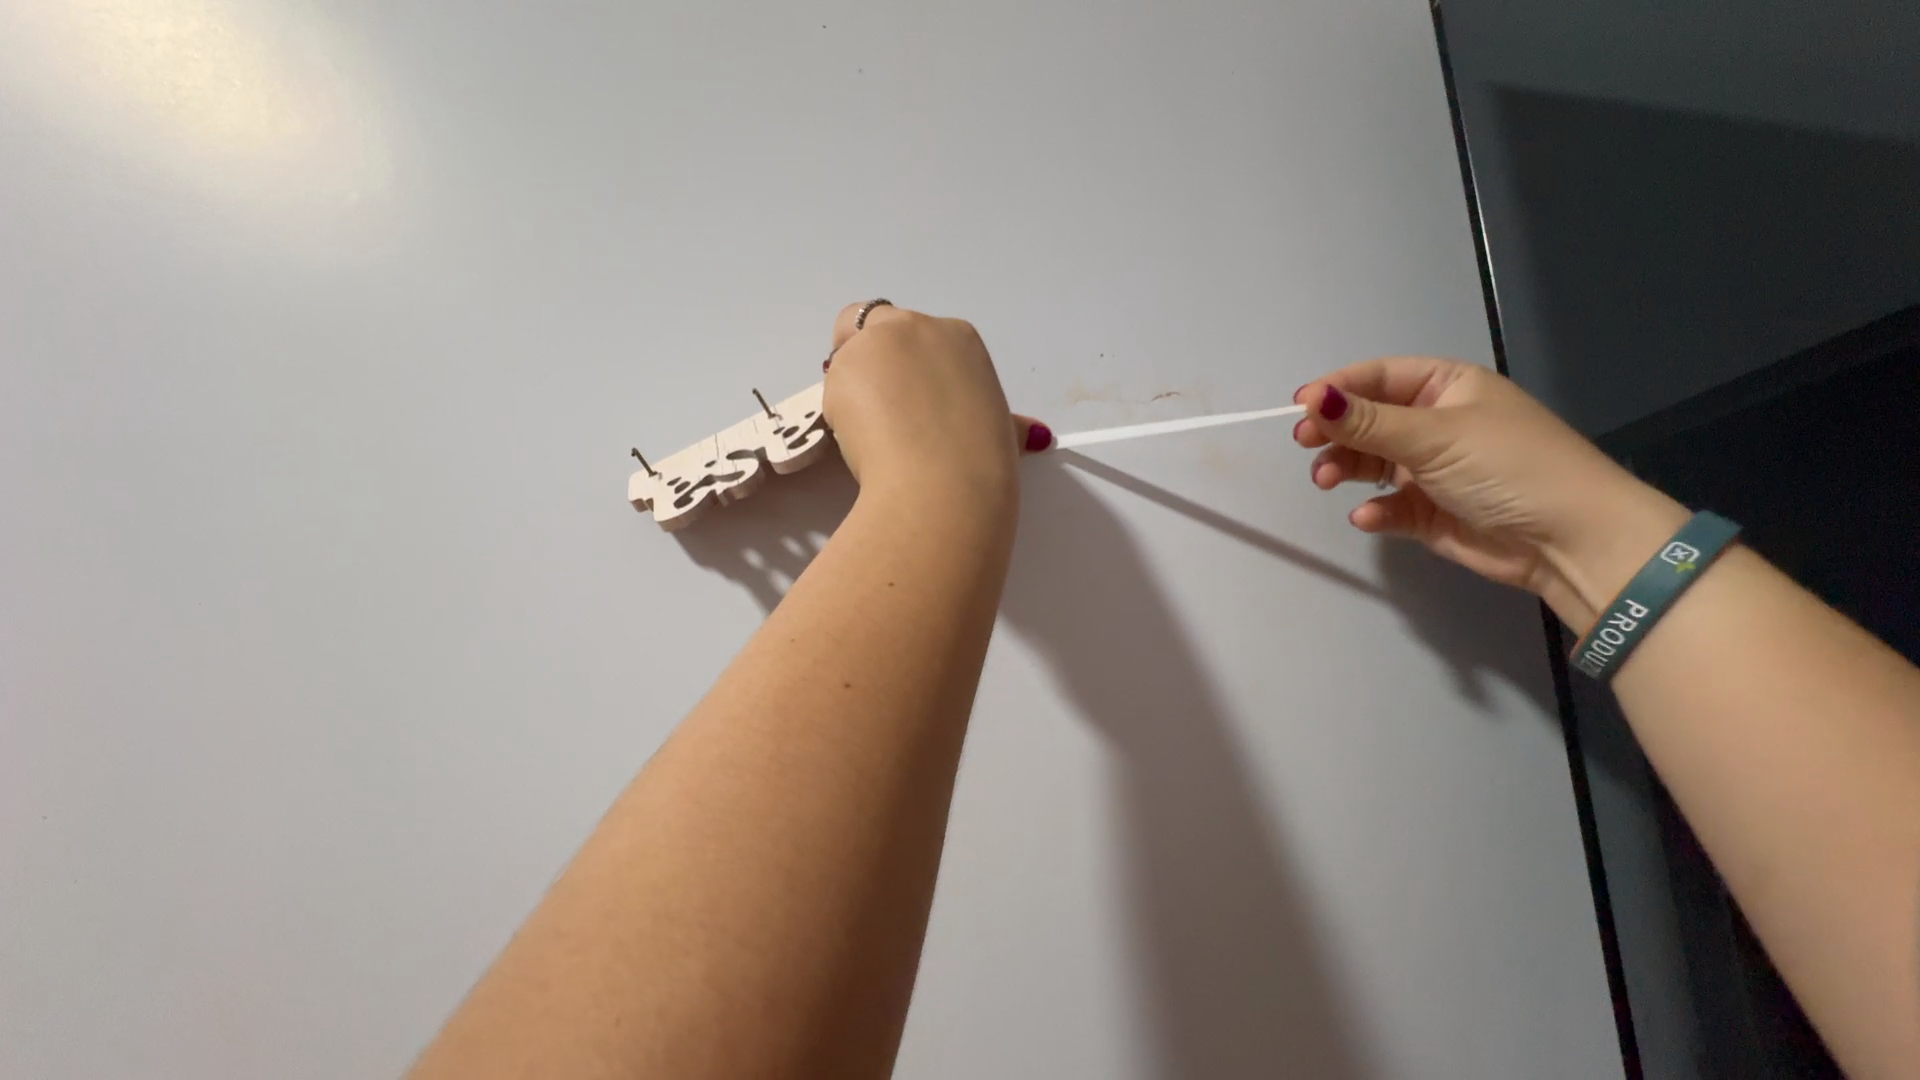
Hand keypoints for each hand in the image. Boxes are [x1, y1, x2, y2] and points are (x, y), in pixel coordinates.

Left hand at [823, 302, 1049, 506]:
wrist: (943, 484)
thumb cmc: (981, 461)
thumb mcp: (1002, 435)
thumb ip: (1006, 425)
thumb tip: (1034, 434)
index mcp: (959, 337)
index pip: (918, 338)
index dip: (909, 370)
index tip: (913, 405)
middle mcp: (917, 326)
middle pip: (875, 327)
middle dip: (871, 362)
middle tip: (881, 412)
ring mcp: (877, 343)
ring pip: (848, 356)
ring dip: (853, 388)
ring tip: (874, 436)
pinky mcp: (843, 369)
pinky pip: (833, 387)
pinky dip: (840, 412)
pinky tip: (863, 443)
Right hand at [1294, 357, 1688, 632]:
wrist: (1569, 540)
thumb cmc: (1508, 467)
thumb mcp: (1435, 436)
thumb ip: (1367, 421)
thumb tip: (1311, 398)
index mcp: (1446, 389)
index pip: (1378, 377)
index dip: (1337, 389)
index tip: (1299, 406)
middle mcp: (1435, 424)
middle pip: (1366, 421)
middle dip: (1334, 432)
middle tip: (1306, 445)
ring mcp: (1430, 469)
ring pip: (1368, 463)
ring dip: (1343, 469)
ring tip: (1326, 481)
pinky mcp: (1427, 512)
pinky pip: (1385, 505)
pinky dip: (1373, 510)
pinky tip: (1369, 517)